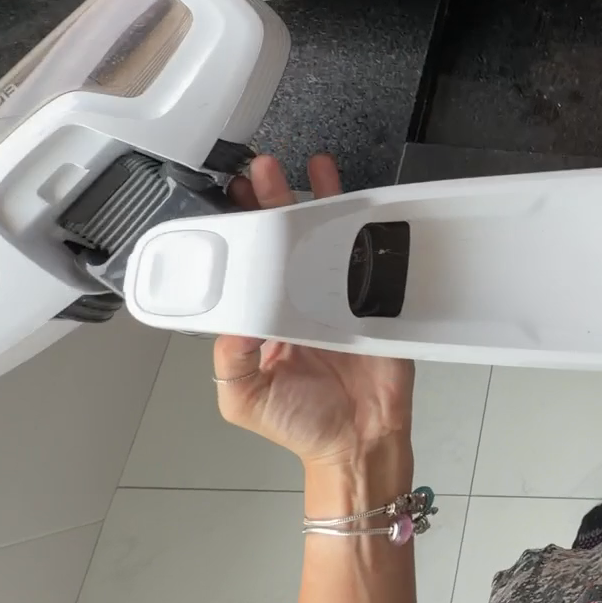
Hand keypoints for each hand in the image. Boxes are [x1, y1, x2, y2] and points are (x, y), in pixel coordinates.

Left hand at [212, 154, 416, 467]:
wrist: (364, 435)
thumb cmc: (303, 423)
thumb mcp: (245, 400)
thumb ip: (230, 361)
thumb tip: (226, 317)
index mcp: (263, 321)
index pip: (245, 267)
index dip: (236, 234)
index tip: (224, 203)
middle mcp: (298, 298)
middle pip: (283, 241)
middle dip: (270, 202)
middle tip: (258, 171)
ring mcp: (339, 292)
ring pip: (325, 237)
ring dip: (318, 200)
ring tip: (307, 167)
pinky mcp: (376, 293)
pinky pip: (369, 253)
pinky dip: (365, 224)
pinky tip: (357, 200)